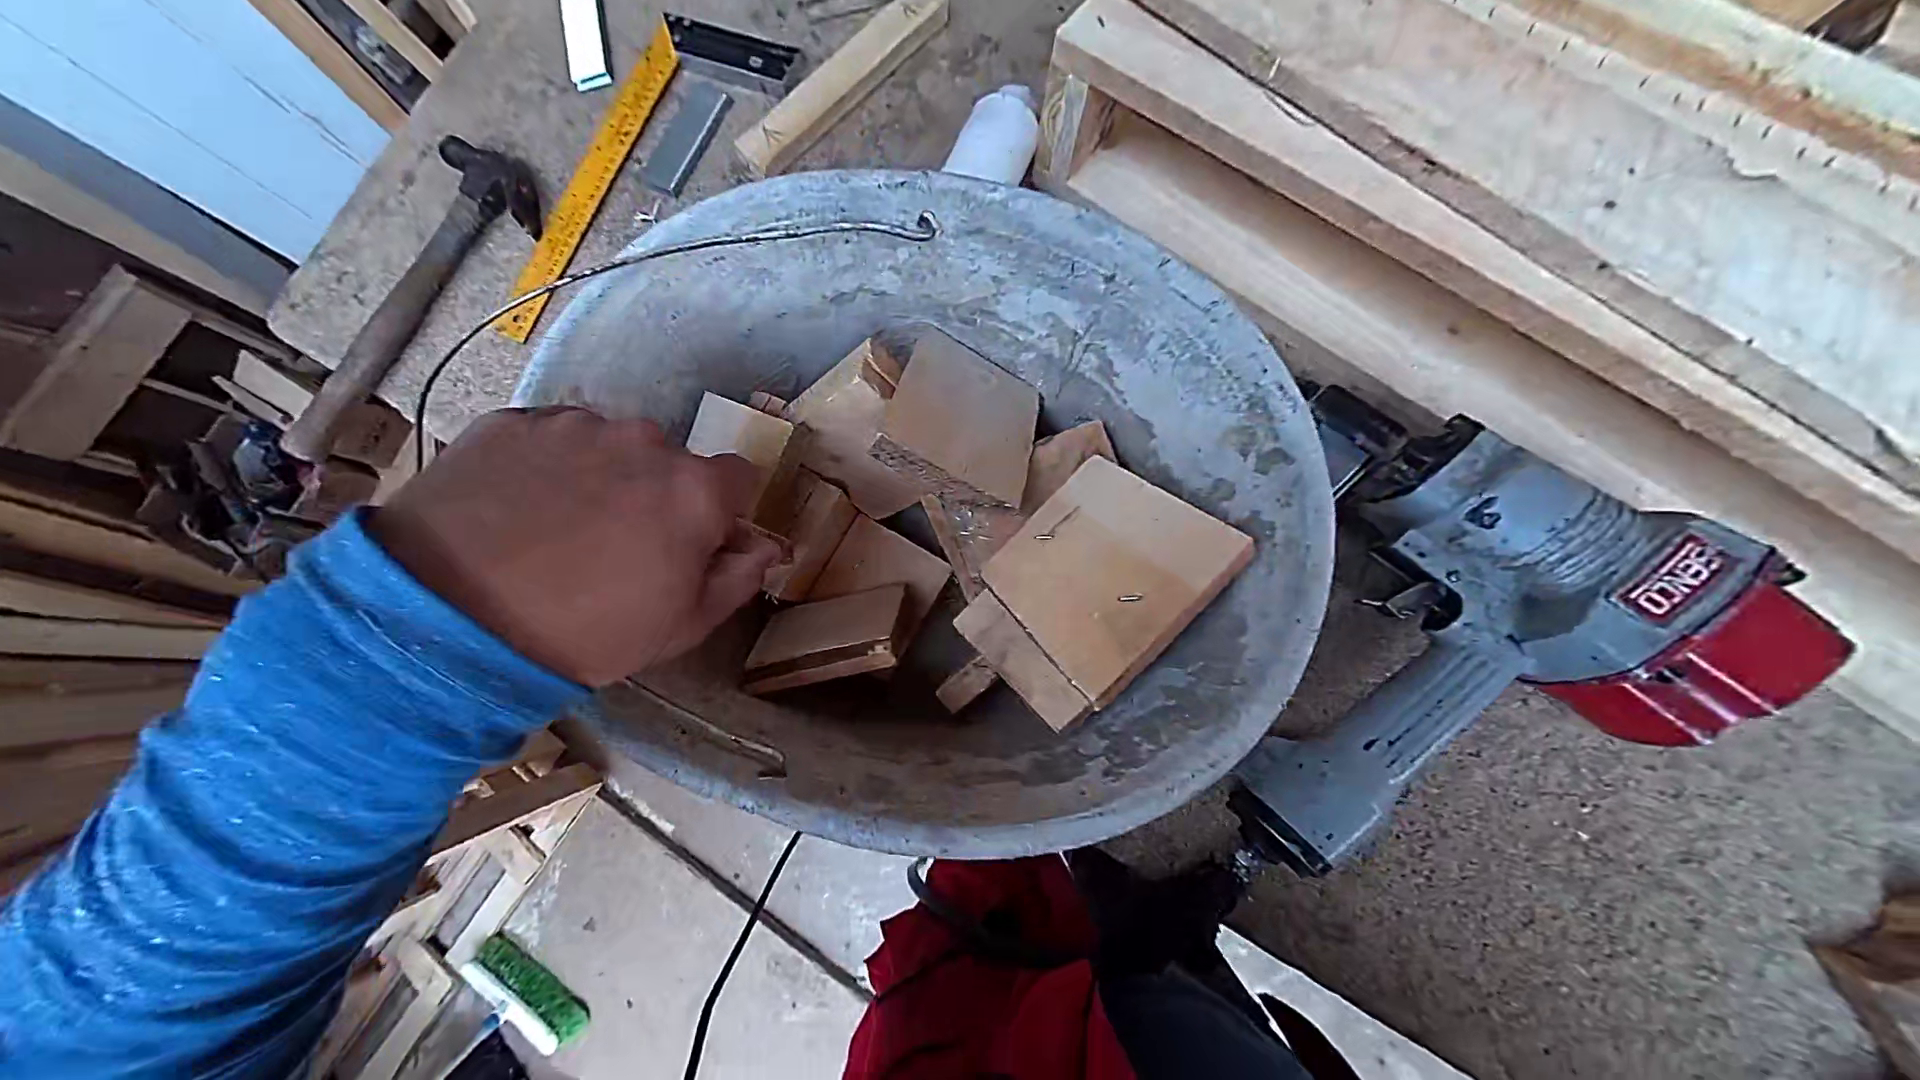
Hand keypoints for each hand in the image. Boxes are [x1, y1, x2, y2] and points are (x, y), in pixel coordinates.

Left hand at [368, 406, 784, 684]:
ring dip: (604, 475)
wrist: (445, 622)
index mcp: (695, 490)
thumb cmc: (585, 632)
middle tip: (621, 541)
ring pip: (611, 446)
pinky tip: (520, 509)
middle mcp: (644, 442)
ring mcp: (574, 426)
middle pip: (672, 461)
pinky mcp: (511, 423)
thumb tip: (766, 547)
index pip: (739, 476)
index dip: (722, 509)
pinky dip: (548, 466)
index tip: (697, 538)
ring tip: (561, 526)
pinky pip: (552, 438)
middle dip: (660, 493)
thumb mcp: (683, 625)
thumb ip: (738, 577)